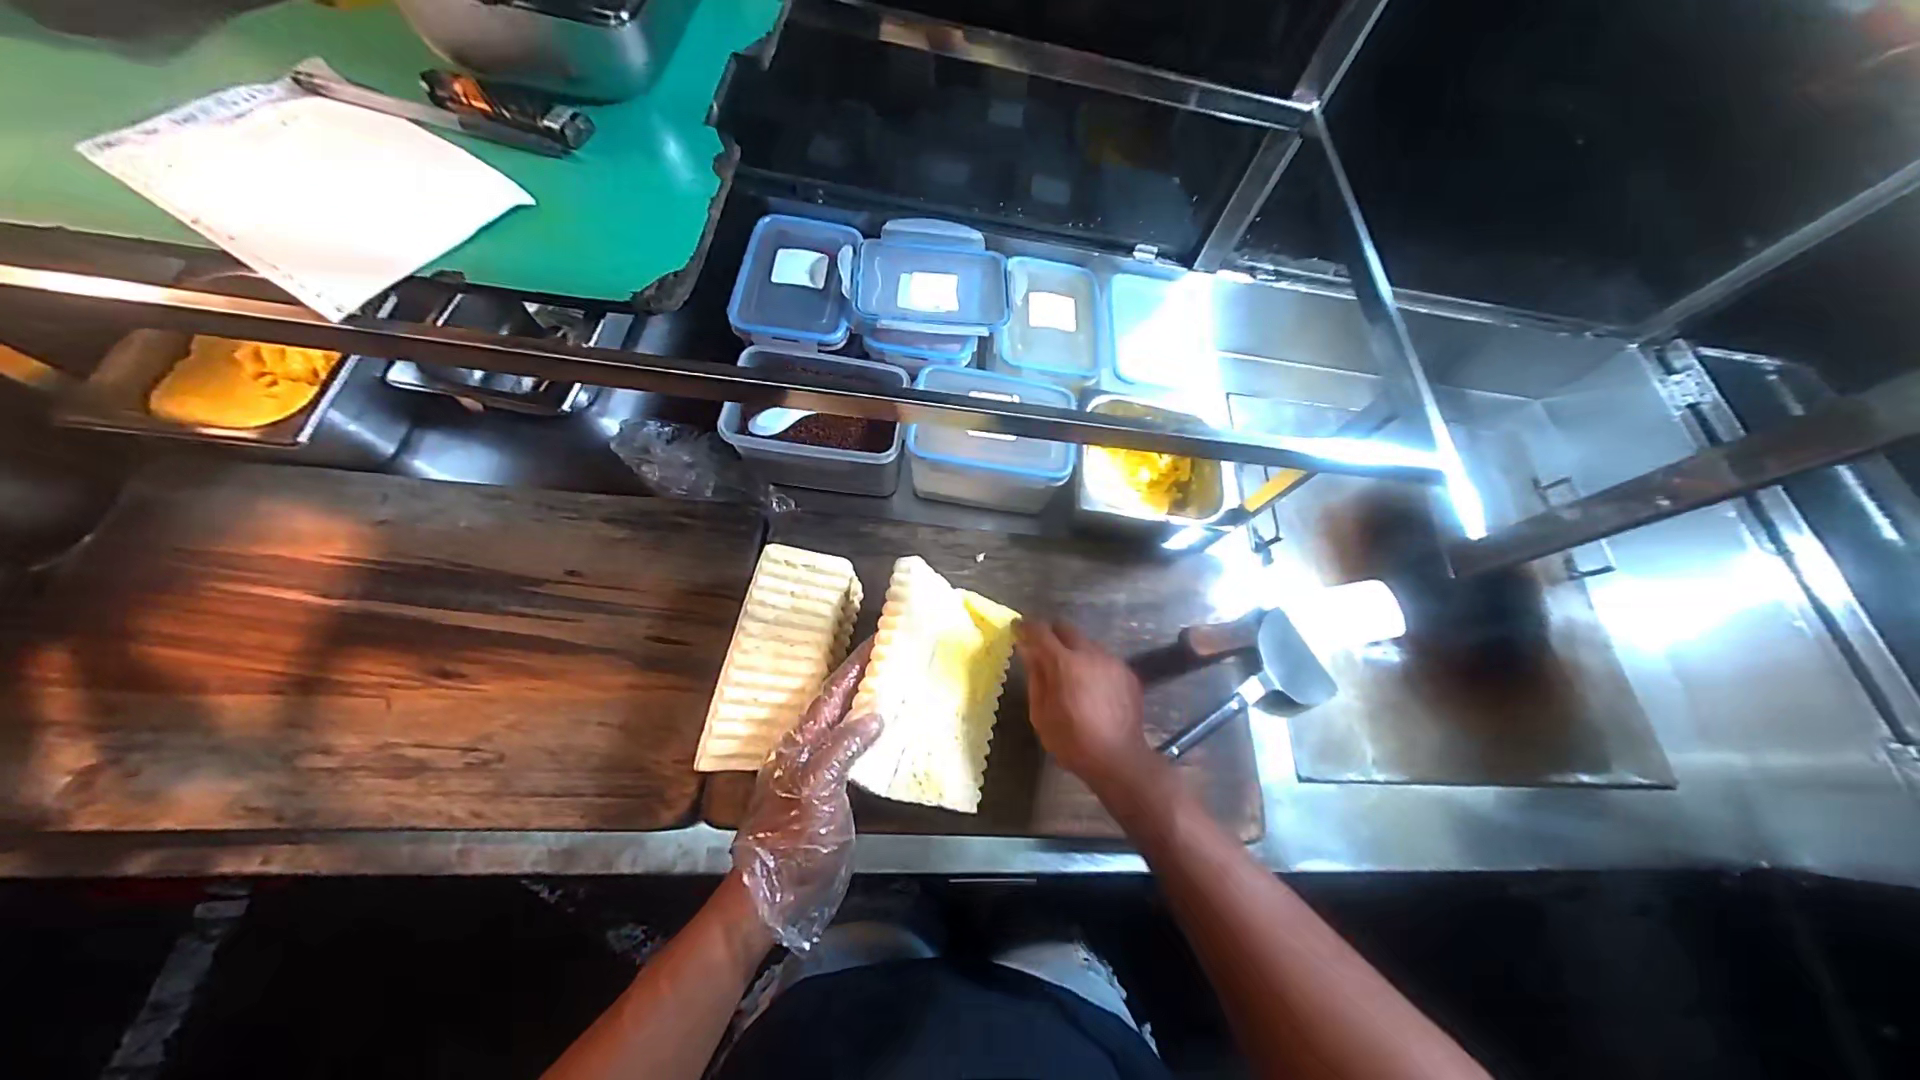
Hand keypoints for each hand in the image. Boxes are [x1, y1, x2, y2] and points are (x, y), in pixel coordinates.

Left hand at [731, 639, 881, 952]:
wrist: (774, 896)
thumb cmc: (791, 845)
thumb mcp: (816, 793)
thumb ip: (841, 751)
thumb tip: (872, 714)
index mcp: (802, 744)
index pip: (832, 693)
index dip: (854, 666)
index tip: (878, 640)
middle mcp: (810, 751)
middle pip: (841, 705)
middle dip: (865, 678)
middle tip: (897, 657)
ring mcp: (821, 772)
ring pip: (850, 727)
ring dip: (871, 704)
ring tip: (900, 686)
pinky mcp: (834, 793)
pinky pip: (858, 752)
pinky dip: (876, 737)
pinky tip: (894, 736)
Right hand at [1015, 619, 1158, 794]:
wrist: (1119, 759)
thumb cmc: (1072, 742)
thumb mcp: (1041, 713)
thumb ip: (1035, 676)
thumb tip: (1028, 650)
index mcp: (1064, 663)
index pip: (1040, 631)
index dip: (1026, 627)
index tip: (1018, 630)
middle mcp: (1090, 654)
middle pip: (1066, 628)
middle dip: (1051, 634)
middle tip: (1042, 651)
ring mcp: (1112, 662)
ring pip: (1087, 643)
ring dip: (1074, 651)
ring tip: (1069, 674)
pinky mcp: (1128, 673)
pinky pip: (1104, 659)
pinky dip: (1092, 665)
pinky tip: (1091, 688)